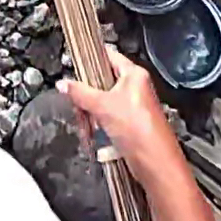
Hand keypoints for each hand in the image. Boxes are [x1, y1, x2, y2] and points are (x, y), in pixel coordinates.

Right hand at [59, 46, 185, 188]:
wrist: (157, 166)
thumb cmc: (141, 132)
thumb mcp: (102, 105)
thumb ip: (80, 92)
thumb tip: (64, 84)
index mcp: (134, 75)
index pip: (108, 55)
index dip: (89, 56)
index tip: (74, 60)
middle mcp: (136, 88)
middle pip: (101, 80)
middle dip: (86, 93)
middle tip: (77, 100)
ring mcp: (133, 106)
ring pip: (102, 100)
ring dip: (91, 110)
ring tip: (87, 121)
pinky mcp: (130, 124)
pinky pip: (107, 116)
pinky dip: (98, 122)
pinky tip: (94, 131)